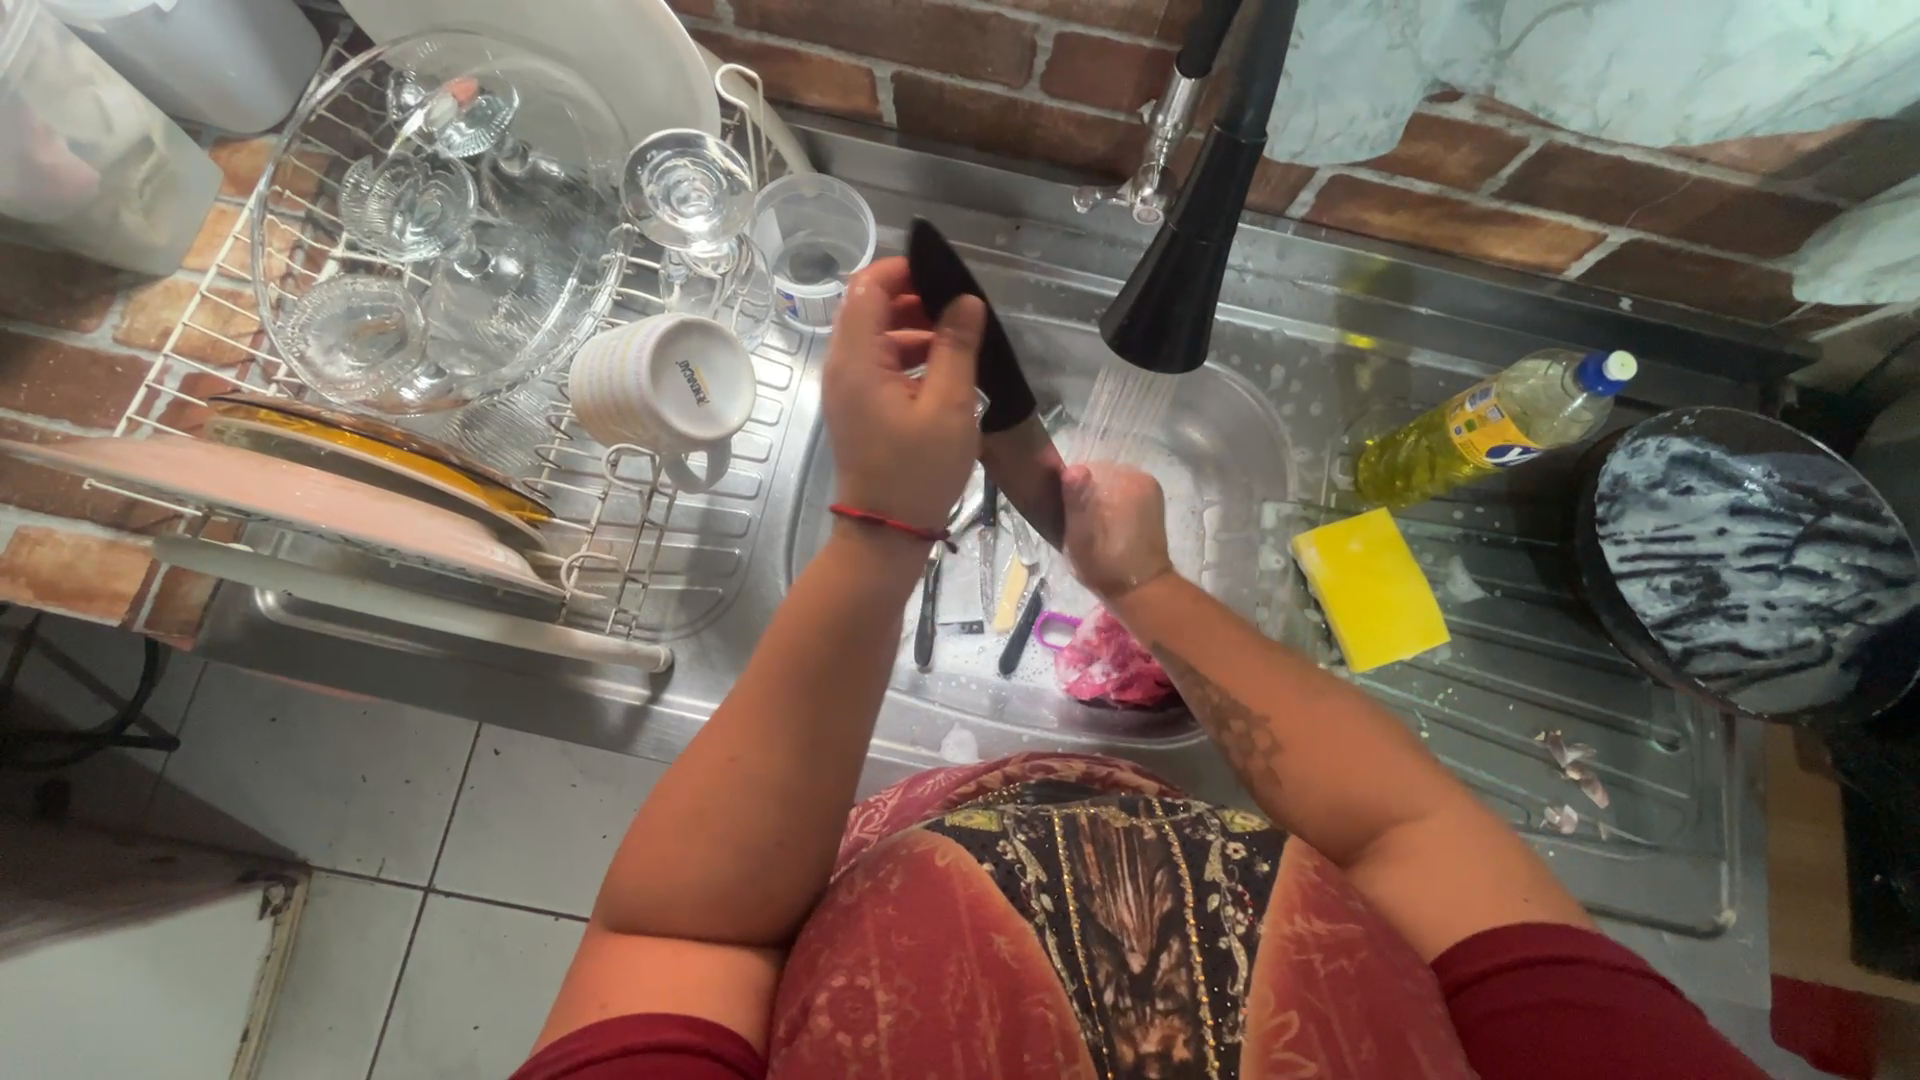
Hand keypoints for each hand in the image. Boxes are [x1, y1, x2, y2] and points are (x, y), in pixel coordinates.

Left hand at [822, 257, 983, 535]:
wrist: (886, 532)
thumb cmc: (918, 471)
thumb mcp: (949, 406)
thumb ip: (956, 346)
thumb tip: (965, 302)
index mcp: (857, 358)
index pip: (868, 286)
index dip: (904, 271)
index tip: (945, 278)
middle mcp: (843, 366)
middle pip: (870, 309)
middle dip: (914, 301)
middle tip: (960, 312)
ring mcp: (847, 390)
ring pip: (877, 338)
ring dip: (915, 330)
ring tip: (960, 342)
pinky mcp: (858, 409)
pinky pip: (880, 367)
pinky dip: (909, 359)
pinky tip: (945, 373)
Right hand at [1061, 463, 1174, 599]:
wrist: (1140, 588)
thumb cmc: (1103, 565)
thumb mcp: (1079, 536)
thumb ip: (1075, 500)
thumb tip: (1074, 469)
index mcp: (1118, 480)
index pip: (1081, 471)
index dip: (1071, 494)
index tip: (1070, 518)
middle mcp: (1136, 475)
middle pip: (1099, 476)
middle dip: (1089, 496)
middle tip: (1085, 527)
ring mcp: (1149, 486)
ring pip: (1112, 484)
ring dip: (1103, 500)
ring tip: (1101, 529)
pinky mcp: (1155, 499)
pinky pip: (1127, 492)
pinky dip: (1118, 504)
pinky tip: (1115, 526)